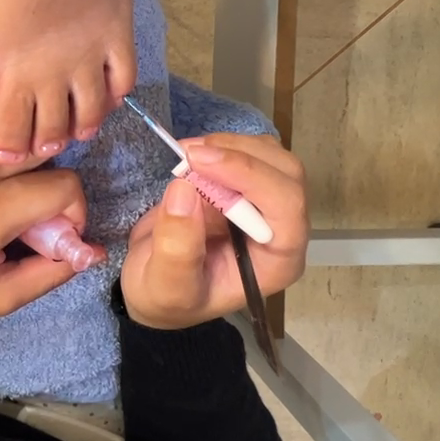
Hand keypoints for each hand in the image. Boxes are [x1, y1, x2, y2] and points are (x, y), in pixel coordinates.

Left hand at [0, 151, 90, 318]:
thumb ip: (49, 274)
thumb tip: (90, 250)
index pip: (66, 186)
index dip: (74, 212)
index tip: (56, 233)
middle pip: (46, 149)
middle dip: (55, 181)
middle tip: (37, 211)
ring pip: (15, 135)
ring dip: (27, 163)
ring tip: (12, 195)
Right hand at [119, 133, 308, 329]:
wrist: (153, 289)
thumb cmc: (166, 296)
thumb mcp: (165, 285)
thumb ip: (177, 247)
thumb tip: (185, 189)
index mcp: (276, 261)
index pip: (286, 207)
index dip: (248, 175)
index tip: (197, 161)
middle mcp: (281, 231)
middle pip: (286, 175)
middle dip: (240, 155)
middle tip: (188, 153)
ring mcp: (265, 207)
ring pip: (272, 157)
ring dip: (230, 145)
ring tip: (186, 154)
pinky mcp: (245, 188)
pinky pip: (251, 153)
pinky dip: (223, 144)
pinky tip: (193, 156)